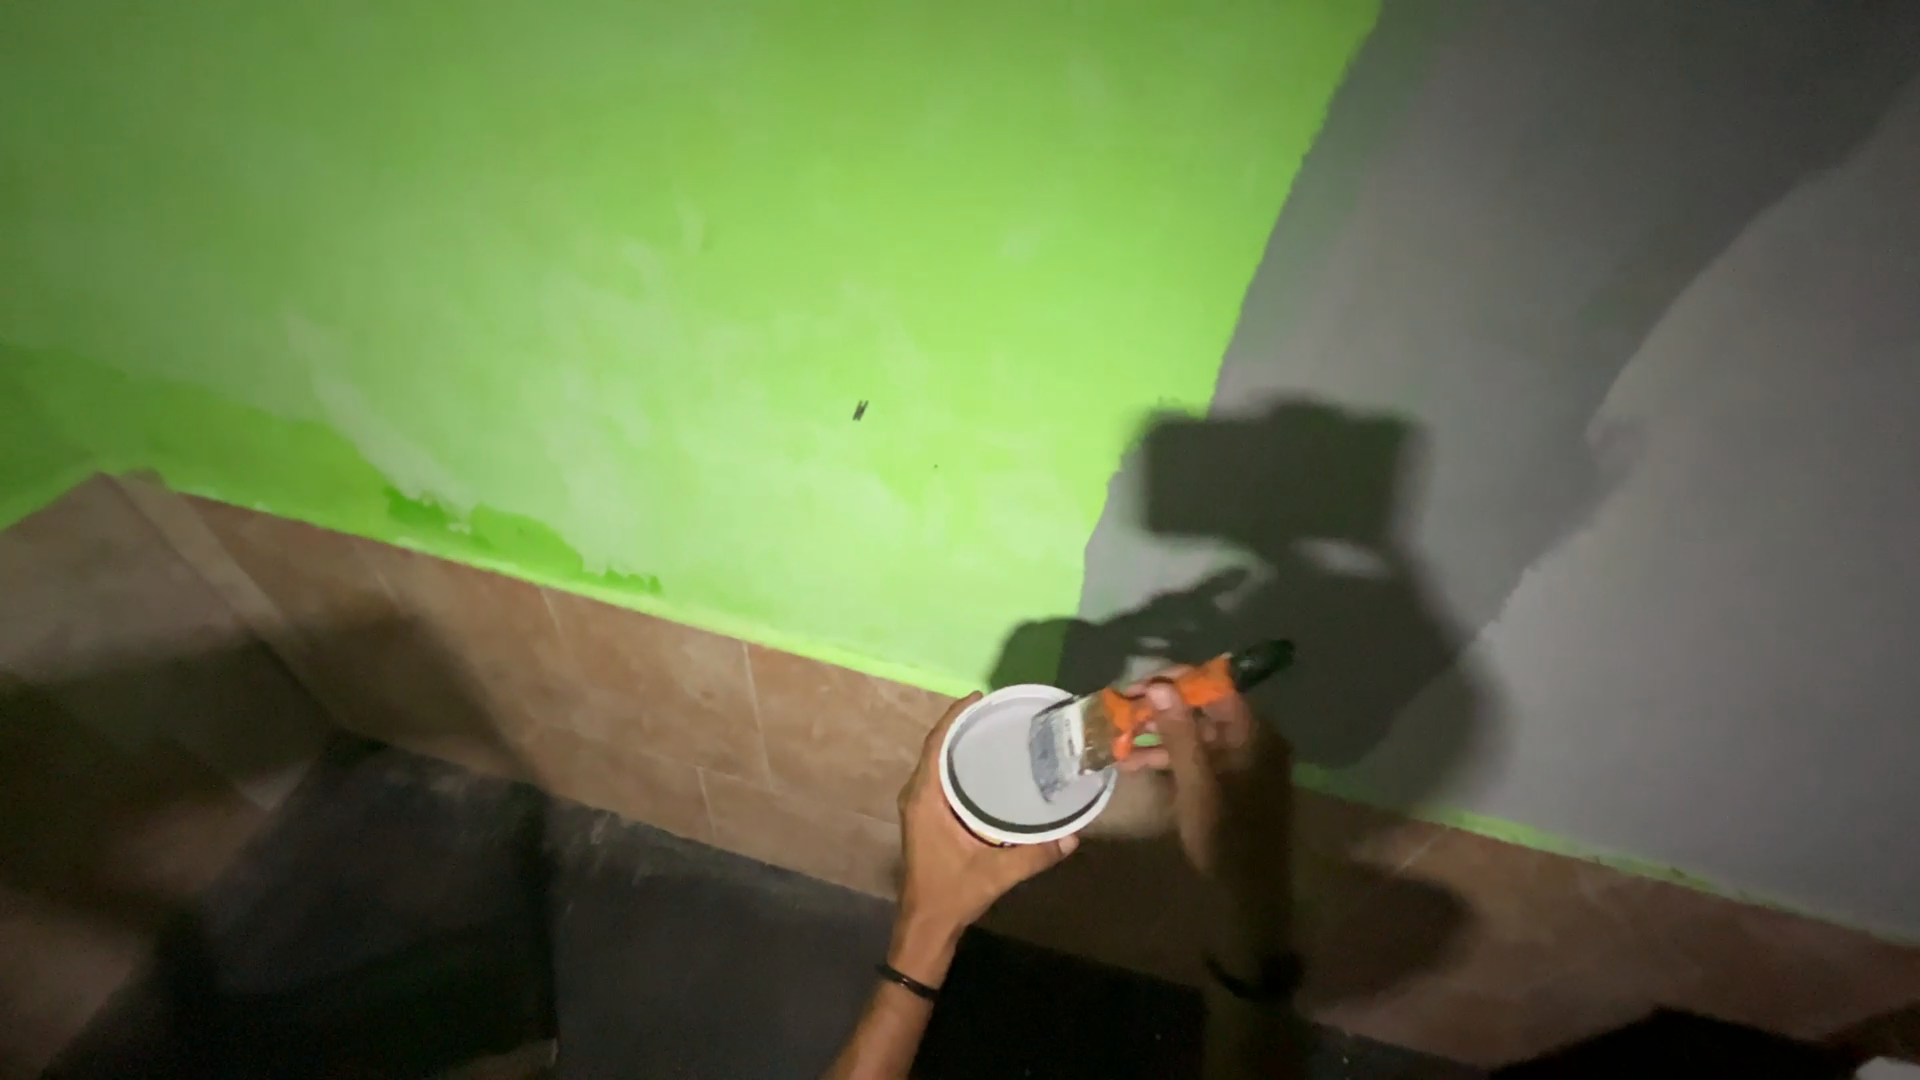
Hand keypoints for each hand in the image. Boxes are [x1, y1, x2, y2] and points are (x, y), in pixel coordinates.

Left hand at [890, 692, 1077, 981]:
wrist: (925, 926)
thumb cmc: (951, 894)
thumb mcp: (995, 873)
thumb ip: (1034, 855)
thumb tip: (1073, 837)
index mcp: (925, 798)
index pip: (935, 744)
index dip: (954, 717)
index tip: (978, 697)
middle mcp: (917, 795)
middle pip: (936, 747)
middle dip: (962, 725)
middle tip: (996, 711)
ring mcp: (920, 805)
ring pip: (937, 762)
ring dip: (959, 743)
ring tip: (993, 730)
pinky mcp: (926, 815)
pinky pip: (939, 776)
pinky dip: (958, 763)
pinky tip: (985, 765)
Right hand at [1118, 673, 1257, 874]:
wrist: (1249, 894)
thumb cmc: (1225, 834)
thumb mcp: (1195, 781)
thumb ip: (1179, 731)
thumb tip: (1160, 685)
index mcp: (1253, 734)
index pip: (1215, 687)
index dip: (1176, 680)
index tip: (1139, 685)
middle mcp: (1252, 740)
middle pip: (1202, 708)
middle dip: (1160, 708)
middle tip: (1123, 709)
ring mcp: (1241, 761)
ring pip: (1195, 733)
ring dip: (1158, 733)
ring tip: (1119, 737)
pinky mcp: (1229, 780)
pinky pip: (1197, 755)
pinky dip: (1168, 756)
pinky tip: (1132, 763)